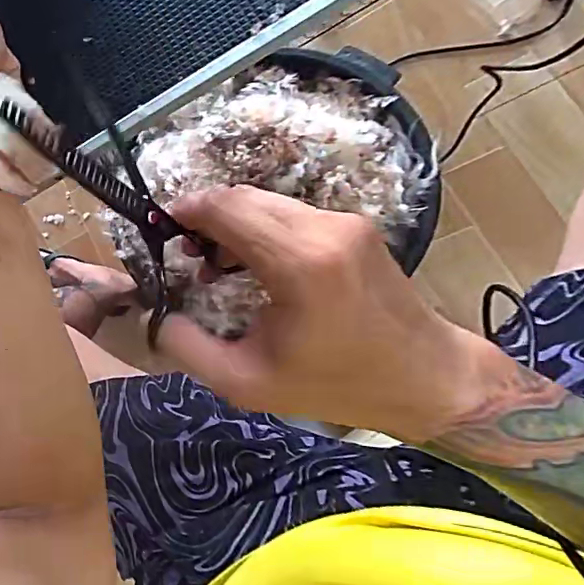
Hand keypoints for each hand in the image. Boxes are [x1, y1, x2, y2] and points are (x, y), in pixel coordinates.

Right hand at [154, 186, 517, 441]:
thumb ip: (188, 348)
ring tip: (217, 265)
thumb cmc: (337, 386)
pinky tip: (258, 265)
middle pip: (245, 198)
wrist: (426, 378)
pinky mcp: (358, 227)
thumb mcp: (248, 383)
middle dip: (207, 218)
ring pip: (270, 203)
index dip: (186, 210)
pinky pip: (295, 214)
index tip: (161, 228)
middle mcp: (325, 228)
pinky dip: (265, 229)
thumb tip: (156, 314)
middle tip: (187, 255)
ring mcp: (346, 222)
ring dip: (235, 223)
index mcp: (299, 263)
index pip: (227, 207)